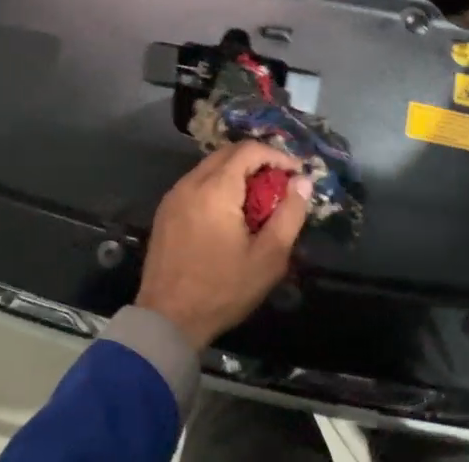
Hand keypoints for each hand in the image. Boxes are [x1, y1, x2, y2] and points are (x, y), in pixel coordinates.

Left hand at [136, 141, 313, 348]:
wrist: (168, 318)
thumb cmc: (223, 289)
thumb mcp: (268, 258)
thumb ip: (289, 215)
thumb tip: (302, 181)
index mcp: (215, 188)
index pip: (248, 150)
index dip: (276, 155)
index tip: (296, 174)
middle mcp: (190, 182)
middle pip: (227, 153)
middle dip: (257, 161)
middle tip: (280, 185)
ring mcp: (174, 195)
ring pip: (210, 167)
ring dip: (236, 174)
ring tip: (259, 200)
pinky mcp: (165, 210)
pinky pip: (196, 183)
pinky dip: (217, 186)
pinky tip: (230, 212)